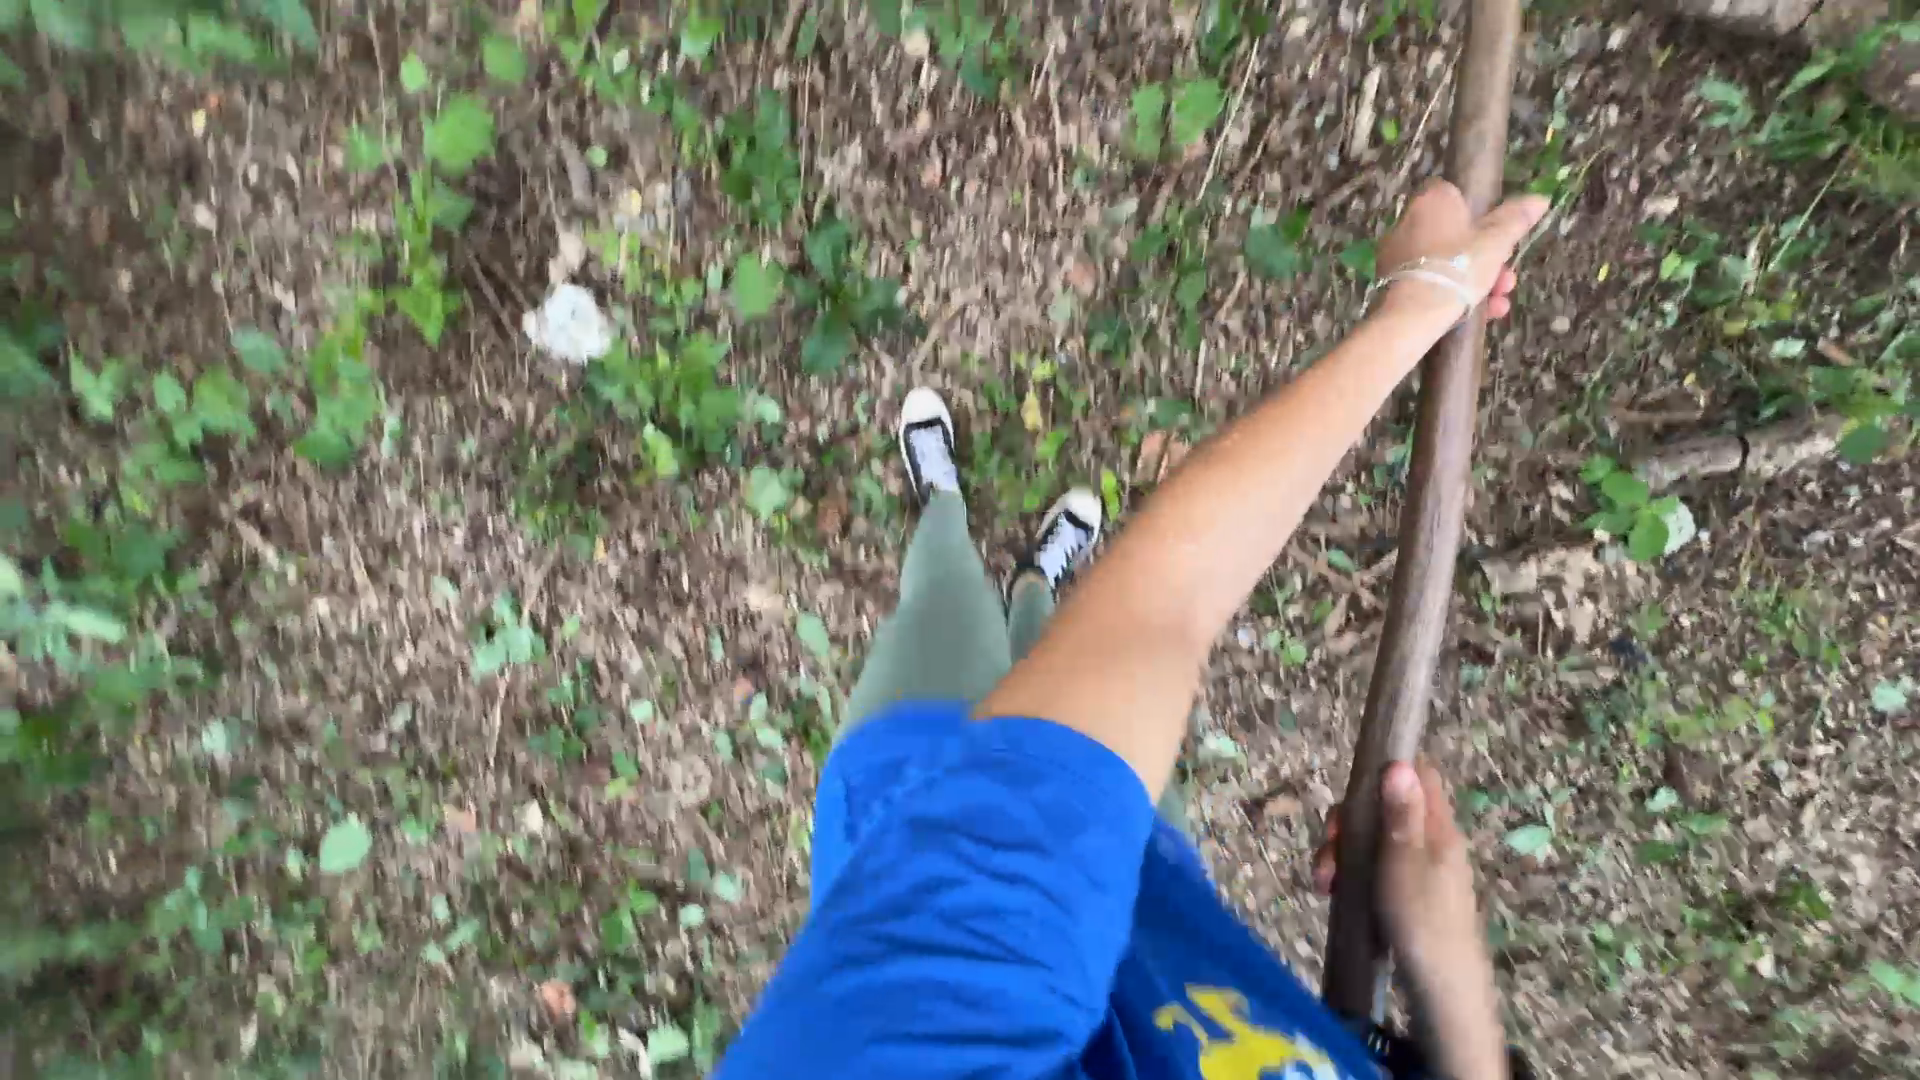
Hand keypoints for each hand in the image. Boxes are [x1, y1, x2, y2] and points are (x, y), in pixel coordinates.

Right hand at [1314, 761, 1506, 1077]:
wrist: (1441, 990)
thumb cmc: (1421, 920)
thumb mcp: (1404, 861)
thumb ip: (1401, 814)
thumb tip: (1400, 762)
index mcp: (1438, 829)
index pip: (1421, 775)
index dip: (1388, 767)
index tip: (1354, 781)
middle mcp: (1431, 841)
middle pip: (1383, 806)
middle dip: (1347, 819)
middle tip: (1330, 843)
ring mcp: (1419, 867)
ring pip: (1372, 837)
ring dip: (1341, 850)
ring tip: (1323, 879)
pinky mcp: (1404, 891)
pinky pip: (1372, 865)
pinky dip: (1350, 871)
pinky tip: (1333, 890)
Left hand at [1373, 180, 1549, 321]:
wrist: (1414, 315)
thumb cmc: (1457, 267)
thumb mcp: (1497, 240)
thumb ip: (1516, 218)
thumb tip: (1538, 199)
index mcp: (1429, 202)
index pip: (1453, 192)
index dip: (1479, 209)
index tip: (1499, 229)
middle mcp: (1406, 225)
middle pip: (1455, 235)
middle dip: (1488, 256)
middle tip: (1506, 274)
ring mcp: (1396, 257)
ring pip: (1446, 263)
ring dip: (1479, 281)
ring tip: (1500, 298)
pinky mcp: (1392, 285)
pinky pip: (1431, 283)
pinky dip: (1456, 296)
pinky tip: (1484, 312)